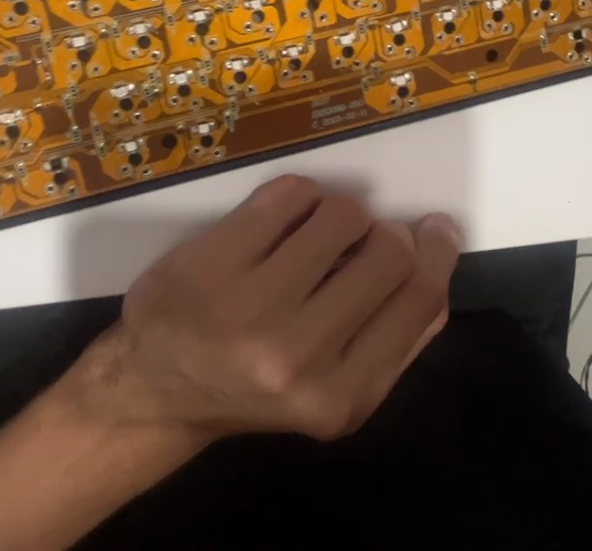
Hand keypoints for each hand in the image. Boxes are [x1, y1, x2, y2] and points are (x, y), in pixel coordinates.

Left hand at [77, 176, 459, 443]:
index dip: (436, 255)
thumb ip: (395, 342)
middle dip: (388, 234)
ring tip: (319, 234)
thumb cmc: (254, 388)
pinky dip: (301, 196)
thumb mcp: (334, 394)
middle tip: (367, 239)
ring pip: (342, 214)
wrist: (155, 388)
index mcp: (339, 398)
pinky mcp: (210, 262)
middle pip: (388, 252)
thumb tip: (435, 264)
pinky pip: (290, 193)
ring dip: (342, 214)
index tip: (432, 232)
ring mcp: (248, 305)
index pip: (418, 301)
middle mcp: (296, 356)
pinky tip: (285, 220)